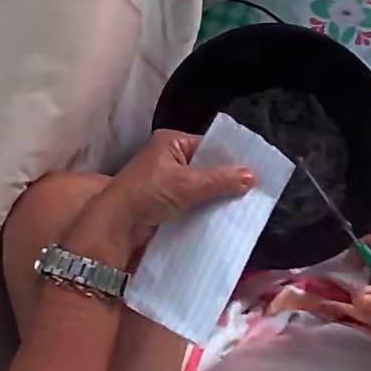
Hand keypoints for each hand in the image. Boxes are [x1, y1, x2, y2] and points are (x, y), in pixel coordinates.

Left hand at [74, 130, 254, 261]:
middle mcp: (168, 159)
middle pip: (206, 167)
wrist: (116, 228)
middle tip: (254, 189)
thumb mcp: (187, 183)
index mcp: (170, 142)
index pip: (208, 146)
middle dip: (226, 179)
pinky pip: (193, 203)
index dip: (230, 158)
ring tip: (246, 204)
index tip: (254, 170)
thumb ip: (220, 179)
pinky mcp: (166, 204)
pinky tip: (226, 216)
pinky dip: (206, 209)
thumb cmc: (147, 194)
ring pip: (201, 187)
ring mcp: (166, 182)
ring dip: (217, 196)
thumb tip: (253, 176)